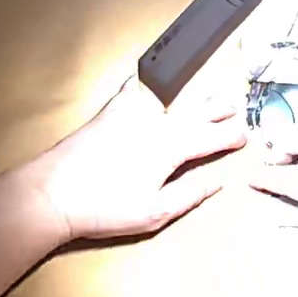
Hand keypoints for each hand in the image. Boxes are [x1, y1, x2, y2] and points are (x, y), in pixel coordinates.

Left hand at [13, 79, 247, 242]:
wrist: (54, 192)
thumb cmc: (104, 207)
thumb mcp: (154, 212)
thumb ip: (189, 194)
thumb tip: (217, 181)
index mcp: (170, 147)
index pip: (211, 136)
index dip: (231, 136)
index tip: (244, 136)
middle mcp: (155, 122)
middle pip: (196, 111)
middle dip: (219, 110)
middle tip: (234, 110)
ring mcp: (132, 112)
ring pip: (173, 99)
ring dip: (194, 98)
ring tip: (208, 97)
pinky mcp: (111, 110)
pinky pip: (136, 89)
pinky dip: (149, 86)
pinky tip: (151, 84)